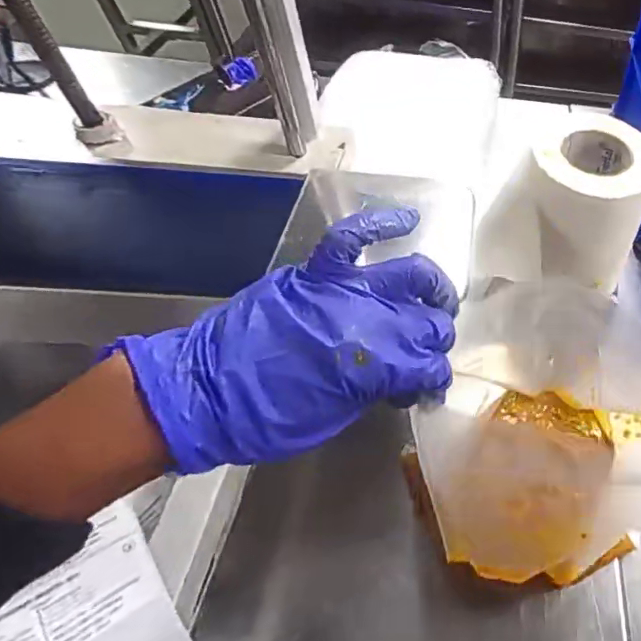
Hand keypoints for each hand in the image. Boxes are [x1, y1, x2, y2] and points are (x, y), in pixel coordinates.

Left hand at [110, 207, 457, 473]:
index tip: (428, 388)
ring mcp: (342, 291)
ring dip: (433, 291)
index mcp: (375, 366)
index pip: (429, 365)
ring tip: (436, 302)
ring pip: (410, 277)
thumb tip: (402, 378)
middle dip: (436, 341)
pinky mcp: (314, 275)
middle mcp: (369, 322)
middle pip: (427, 324)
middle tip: (427, 352)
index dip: (434, 379)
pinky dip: (379, 224)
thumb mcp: (338, 415)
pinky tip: (408, 220)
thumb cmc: (271, 420)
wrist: (203, 393)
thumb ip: (377, 387)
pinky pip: (351, 238)